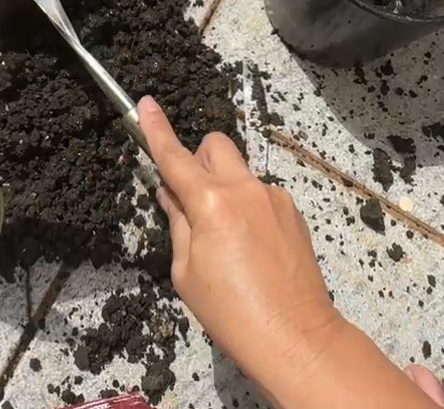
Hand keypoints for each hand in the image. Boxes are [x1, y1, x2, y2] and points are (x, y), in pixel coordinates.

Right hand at [138, 97, 345, 383]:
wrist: (296, 339)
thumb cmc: (232, 314)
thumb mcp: (186, 273)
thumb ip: (178, 223)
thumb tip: (171, 193)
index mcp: (211, 204)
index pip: (175, 156)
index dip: (156, 129)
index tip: (146, 104)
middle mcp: (244, 189)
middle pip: (215, 146)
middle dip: (199, 160)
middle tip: (193, 198)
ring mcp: (273, 196)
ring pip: (239, 172)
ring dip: (226, 188)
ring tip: (229, 239)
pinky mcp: (292, 210)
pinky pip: (260, 194)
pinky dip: (249, 207)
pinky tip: (254, 248)